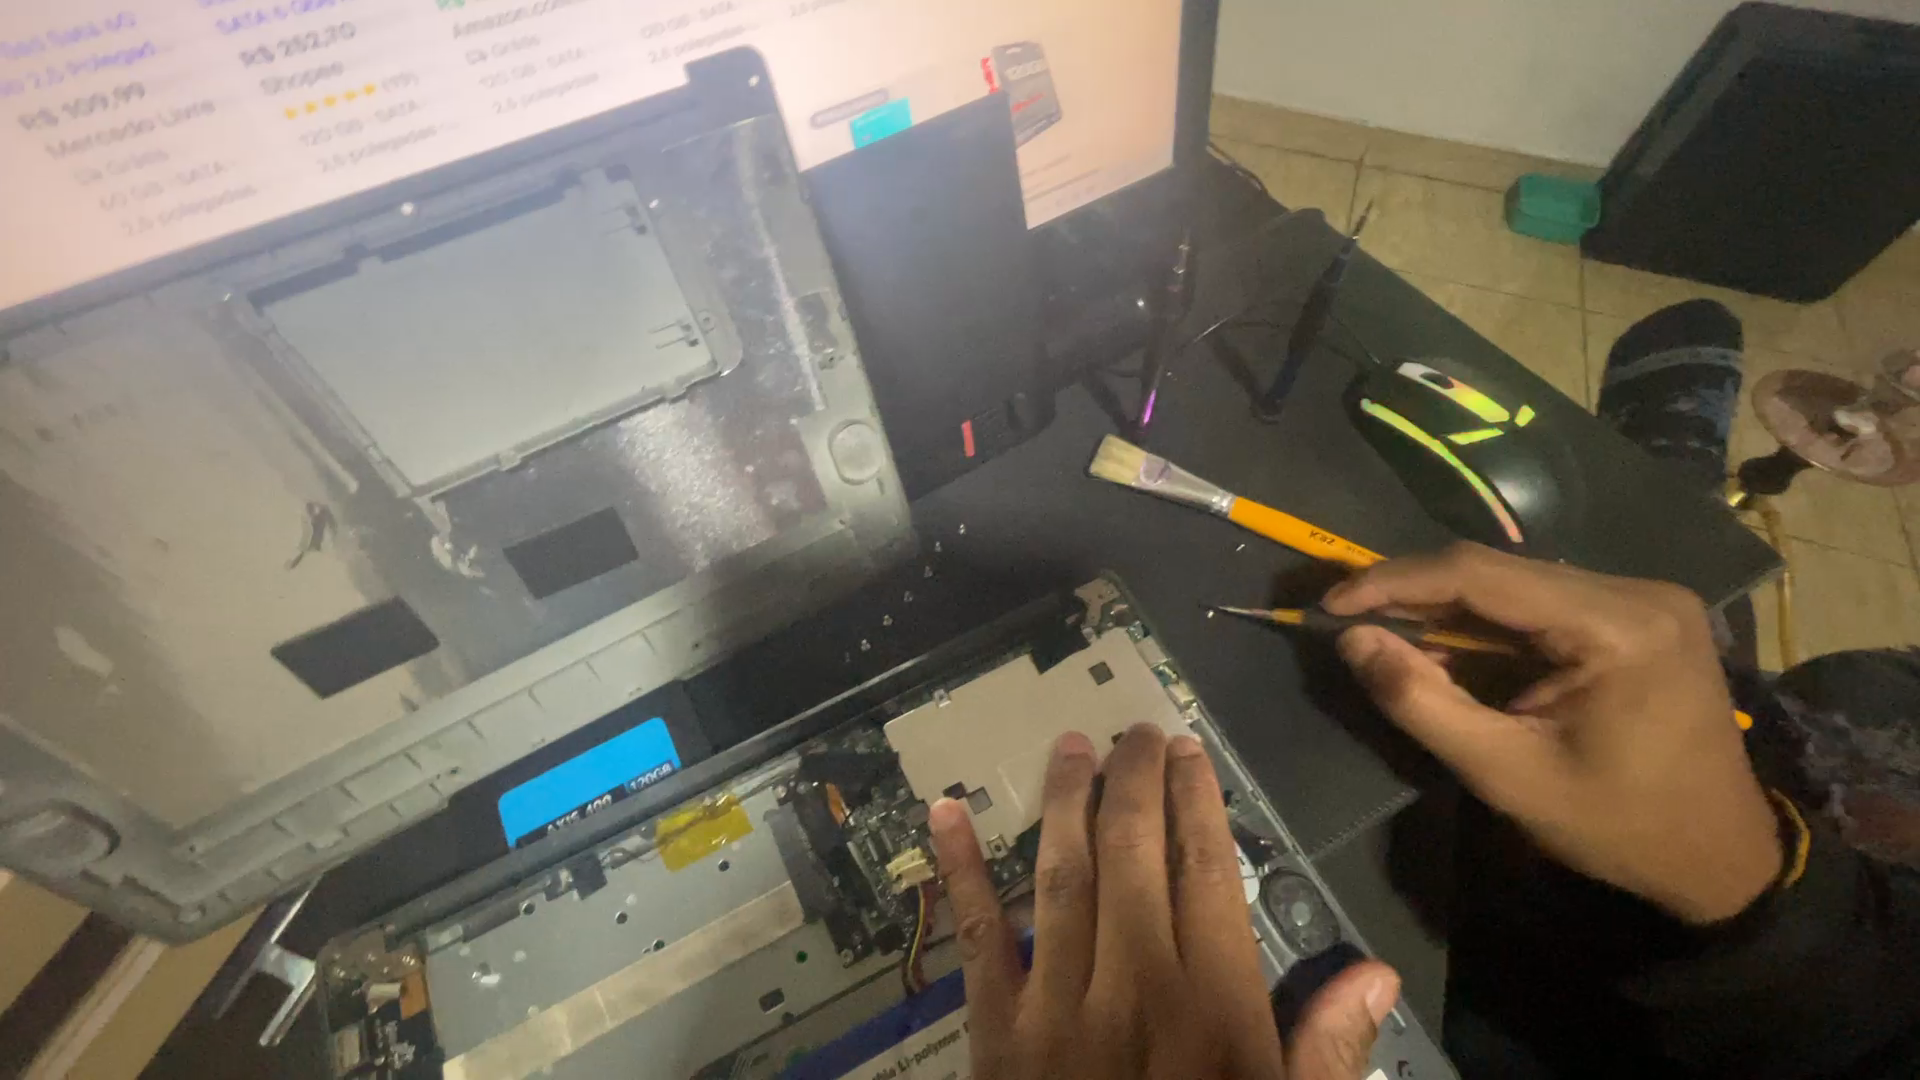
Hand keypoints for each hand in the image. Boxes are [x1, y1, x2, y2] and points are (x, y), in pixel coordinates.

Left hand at [929, 725, 1400, 1079]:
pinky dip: (959, 869)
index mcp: (1209, 1008)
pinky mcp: (996, 1025)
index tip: (1189, 752)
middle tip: (1137, 731)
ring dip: (1065, 803)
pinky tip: (943, 812)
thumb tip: (1375, 974)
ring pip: (1062, 875)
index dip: (1198, 802)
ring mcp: (1055, 999)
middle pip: (1132, 854)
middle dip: (1135, 781)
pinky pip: (977, 933)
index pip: (1206, 874)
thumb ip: (1327, 1053)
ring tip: (1071, 746)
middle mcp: (1132, 983)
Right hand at [1323, 542, 1782, 923]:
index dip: (1393, 581)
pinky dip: (1472, 620)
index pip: (1477, 573)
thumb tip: (1350, 639)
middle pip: (1489, 568)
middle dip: (1409, 592)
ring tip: (1385, 635)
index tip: (1332, 603)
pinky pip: (1526, 599)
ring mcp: (1636, 598)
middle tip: (1348, 618)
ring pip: (1503, 580)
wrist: (1722, 861)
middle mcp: (1633, 591)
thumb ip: (1418, 700)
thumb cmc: (1616, 825)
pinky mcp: (1628, 613)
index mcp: (1617, 625)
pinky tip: (1443, 646)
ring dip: (1437, 606)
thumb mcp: (1502, 771)